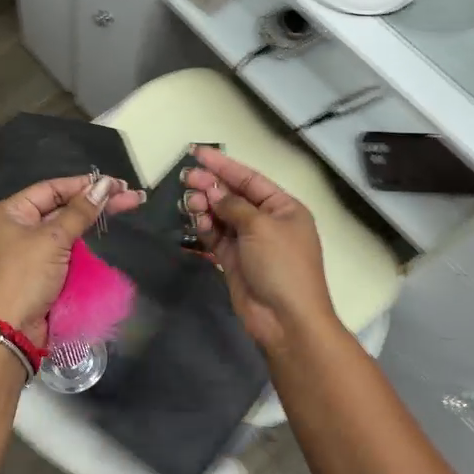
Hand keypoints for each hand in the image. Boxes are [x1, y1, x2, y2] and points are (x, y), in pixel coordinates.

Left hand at [0, 174, 142, 345]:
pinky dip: (84, 243)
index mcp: (10, 213)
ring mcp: (28, 251)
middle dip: (95, 202)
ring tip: (126, 208)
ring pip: (66, 229)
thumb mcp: (52, 240)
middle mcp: (17, 228)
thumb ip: (80, 212)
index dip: (84, 185)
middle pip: (61, 207)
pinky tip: (104, 233)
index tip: (115, 184)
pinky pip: (65, 250)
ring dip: (92, 221)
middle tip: (131, 196)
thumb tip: (103, 186)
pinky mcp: (40, 272)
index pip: (52, 189)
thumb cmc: (24, 278)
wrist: (8, 332)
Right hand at [182, 147, 338, 351]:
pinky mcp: (235, 262)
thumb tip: (214, 192)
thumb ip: (234, 206)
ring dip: (206, 207)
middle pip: (234, 196)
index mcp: (284, 208)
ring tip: (190, 202)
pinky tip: (196, 220)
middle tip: (186, 178)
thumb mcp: (261, 227)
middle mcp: (268, 222)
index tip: (198, 153)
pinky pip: (217, 238)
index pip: (250, 179)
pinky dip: (205, 228)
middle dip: (211, 186)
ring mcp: (250, 243)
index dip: (224, 165)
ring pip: (222, 217)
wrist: (286, 320)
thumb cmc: (282, 266)